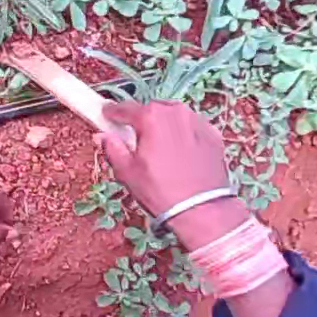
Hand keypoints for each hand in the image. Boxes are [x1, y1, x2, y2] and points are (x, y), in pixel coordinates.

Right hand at [97, 101, 250, 249]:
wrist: (200, 208)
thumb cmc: (160, 191)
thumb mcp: (127, 172)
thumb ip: (113, 149)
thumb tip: (103, 137)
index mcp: (152, 118)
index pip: (125, 108)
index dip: (113, 112)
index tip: (107, 115)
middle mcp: (176, 113)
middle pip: (152, 110)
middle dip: (142, 121)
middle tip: (134, 139)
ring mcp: (197, 122)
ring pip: (174, 117)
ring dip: (163, 127)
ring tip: (158, 148)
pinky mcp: (213, 135)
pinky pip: (191, 128)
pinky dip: (182, 135)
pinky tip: (178, 155)